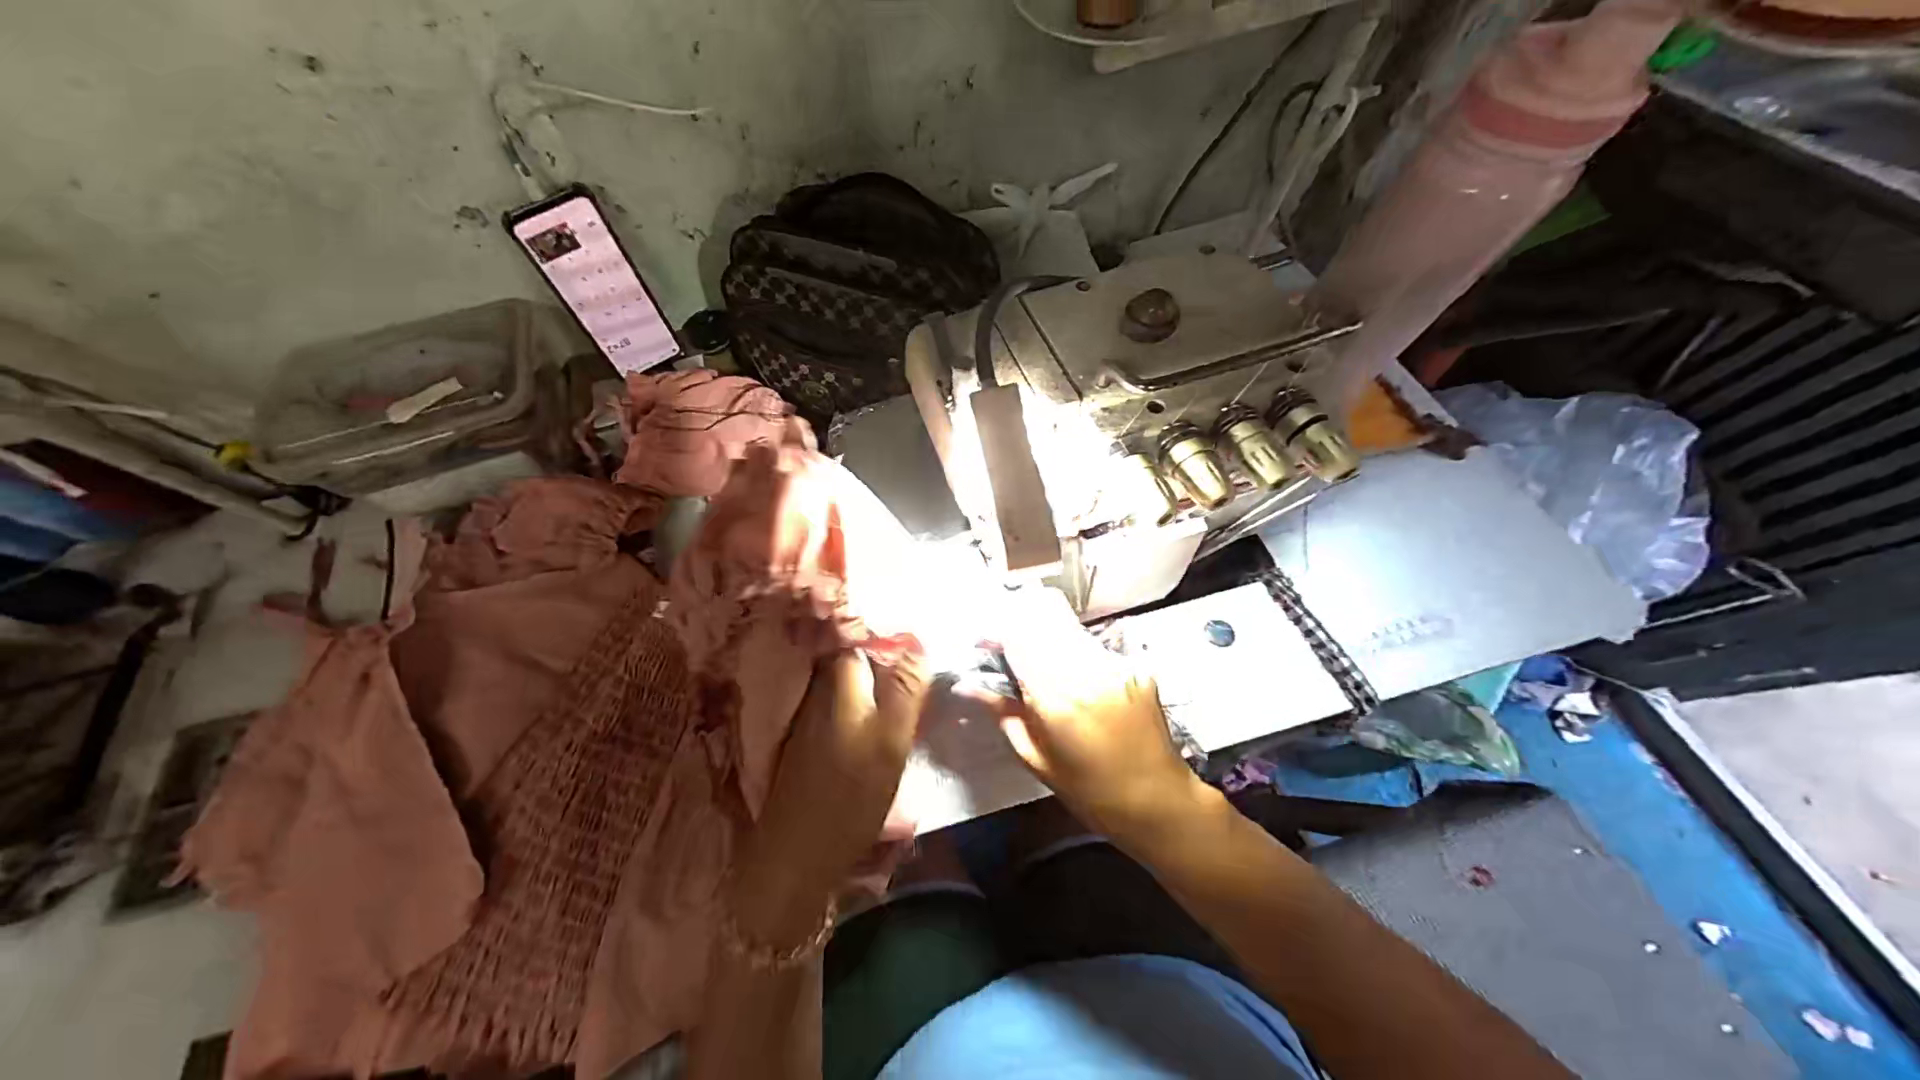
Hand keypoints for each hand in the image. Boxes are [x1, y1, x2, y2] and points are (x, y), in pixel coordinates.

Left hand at [732, 647, 927, 943]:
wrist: (798, 852)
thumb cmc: (851, 793)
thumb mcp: (891, 739)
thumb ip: (905, 689)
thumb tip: (918, 643)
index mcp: (838, 679)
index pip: (864, 632)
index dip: (891, 629)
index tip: (920, 630)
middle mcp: (818, 685)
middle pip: (855, 651)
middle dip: (884, 649)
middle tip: (918, 658)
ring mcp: (810, 711)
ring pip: (847, 676)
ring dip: (873, 673)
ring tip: (905, 679)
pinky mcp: (808, 735)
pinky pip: (840, 698)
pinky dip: (860, 697)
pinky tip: (878, 709)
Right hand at [993, 590, 1210, 841]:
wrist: (1158, 801)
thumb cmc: (1091, 793)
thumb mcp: (1037, 760)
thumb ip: (1002, 714)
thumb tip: (968, 686)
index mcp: (1057, 698)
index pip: (1017, 635)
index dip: (994, 631)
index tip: (984, 643)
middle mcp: (1087, 670)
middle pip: (1043, 616)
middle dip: (1019, 625)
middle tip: (1008, 650)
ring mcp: (1116, 664)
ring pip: (1068, 627)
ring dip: (1047, 638)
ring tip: (1042, 668)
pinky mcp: (1135, 666)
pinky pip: (1093, 646)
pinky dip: (1075, 654)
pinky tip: (1077, 684)